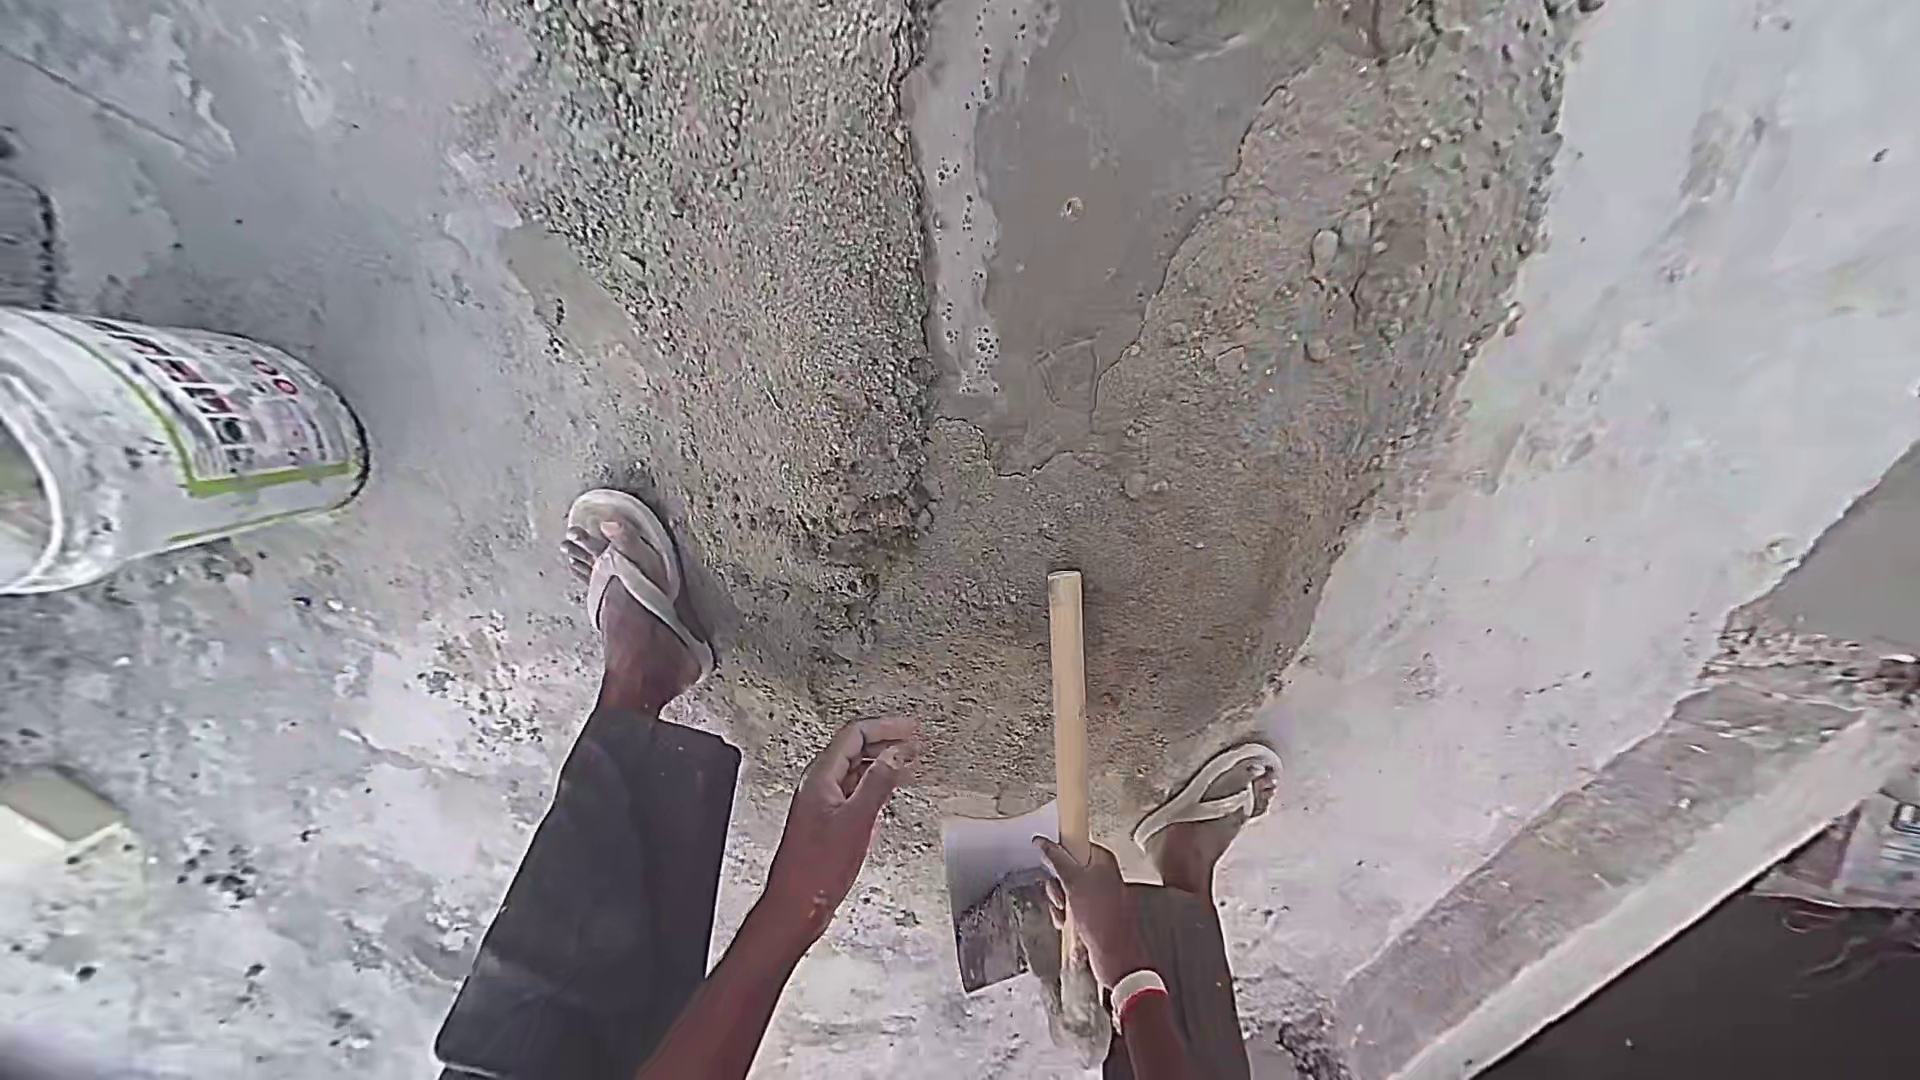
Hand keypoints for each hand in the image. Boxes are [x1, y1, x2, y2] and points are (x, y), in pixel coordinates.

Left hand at [761, 717, 918, 944]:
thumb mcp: (856, 821)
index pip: (855, 734)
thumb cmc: (816, 870)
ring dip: (883, 760)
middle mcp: (819, 784)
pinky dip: (876, 781)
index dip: (886, 727)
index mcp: (821, 776)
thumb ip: (877, 783)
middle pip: (856, 747)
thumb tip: (896, 754)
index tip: (910, 729)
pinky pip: (855, 787)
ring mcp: (823, 800)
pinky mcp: (829, 818)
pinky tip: (889, 789)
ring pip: (856, 767)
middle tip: (914, 742)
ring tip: (908, 761)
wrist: (795, 907)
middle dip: (887, 740)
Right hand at [1033, 838, 1152, 988]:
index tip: (1050, 863)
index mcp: (1102, 860)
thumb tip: (1042, 841)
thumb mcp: (1073, 882)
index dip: (1060, 853)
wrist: (1115, 958)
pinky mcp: (1092, 913)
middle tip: (1061, 895)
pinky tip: (1066, 922)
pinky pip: (1069, 905)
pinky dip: (1064, 914)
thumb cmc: (1101, 918)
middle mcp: (1101, 874)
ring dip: (1059, 902)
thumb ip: (1056, 858)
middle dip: (1058, 884)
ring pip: (1065, 888)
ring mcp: (1096, 895)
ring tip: (1065, 913)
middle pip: (1066, 867)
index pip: (1074, 843)